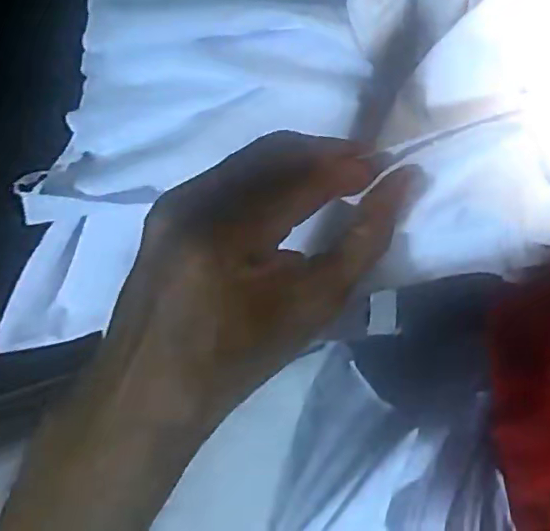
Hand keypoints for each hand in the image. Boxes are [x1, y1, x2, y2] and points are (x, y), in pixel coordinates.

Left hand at [89, 132, 415, 436]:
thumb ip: (366, 238)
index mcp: (222, 235)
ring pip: (255, 155)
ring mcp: (175, 201)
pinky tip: (297, 189)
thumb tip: (404, 181)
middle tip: (367, 166)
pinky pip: (234, 170)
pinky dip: (274, 170)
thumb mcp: (315, 306)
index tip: (387, 167)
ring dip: (303, 158)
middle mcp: (193, 203)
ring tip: (340, 173)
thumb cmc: (238, 360)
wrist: (145, 398)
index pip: (301, 178)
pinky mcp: (170, 207)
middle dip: (328, 152)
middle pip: (276, 151)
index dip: (349, 166)